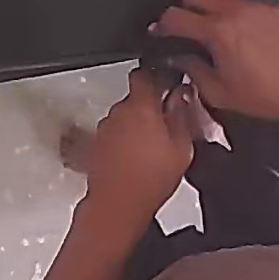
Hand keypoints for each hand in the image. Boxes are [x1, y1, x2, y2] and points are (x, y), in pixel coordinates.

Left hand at [76, 69, 193, 242]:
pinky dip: (123, 140)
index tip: (166, 83)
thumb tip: (182, 97)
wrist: (118, 205)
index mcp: (141, 107)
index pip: (144, 74)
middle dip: (149, 106)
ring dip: (135, 124)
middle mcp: (119, 113)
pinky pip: (114, 134)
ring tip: (152, 147)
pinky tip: (136, 157)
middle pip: (135, 98)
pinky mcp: (96, 145)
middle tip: (165, 123)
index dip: (155, 76)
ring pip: (124, 116)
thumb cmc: (149, 179)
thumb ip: (182, 116)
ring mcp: (105, 128)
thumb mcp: (182, 148)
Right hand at [151, 0, 278, 123]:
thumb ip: (192, 69)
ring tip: (214, 37)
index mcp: (219, 33)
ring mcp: (255, 9)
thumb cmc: (268, 95)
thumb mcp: (219, 92)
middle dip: (184, 9)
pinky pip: (244, 5)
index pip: (176, 16)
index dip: (161, 25)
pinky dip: (235, 16)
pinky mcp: (272, 11)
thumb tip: (180, 58)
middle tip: (184, 29)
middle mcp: (236, 13)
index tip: (159, 32)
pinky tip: (240, 38)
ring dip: (210, 12)